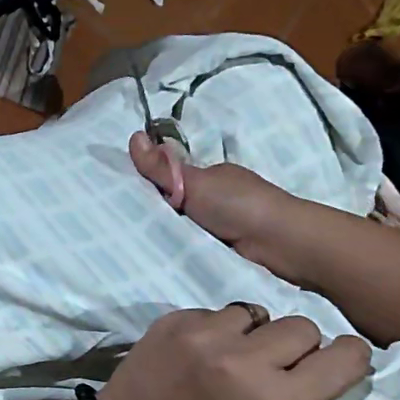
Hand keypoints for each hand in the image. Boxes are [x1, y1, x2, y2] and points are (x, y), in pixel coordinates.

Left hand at [98, 304, 369, 399]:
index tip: (340, 358)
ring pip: (261, 312)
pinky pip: (221, 311)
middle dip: (297, 345)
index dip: (348, 356)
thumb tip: (331, 359)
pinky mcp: (180, 317)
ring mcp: (208, 335)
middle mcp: (245, 363)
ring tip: (232, 353)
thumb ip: (300, 397)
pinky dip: (219, 328)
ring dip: (256, 332)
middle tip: (275, 362)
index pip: (342, 358)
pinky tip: (202, 349)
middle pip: (304, 326)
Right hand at [128, 131, 322, 281]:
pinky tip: (161, 262)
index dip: (148, 189)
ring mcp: (222, 227)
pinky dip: (182, 254)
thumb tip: (133, 137)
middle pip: (175, 207)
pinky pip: (195, 251)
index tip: (120, 200)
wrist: (278, 242)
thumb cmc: (238, 205)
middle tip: (123, 229)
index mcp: (210, 178)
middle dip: (155, 217)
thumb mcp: (196, 183)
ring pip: (183, 232)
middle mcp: (215, 200)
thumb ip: (163, 168)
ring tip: (135, 249)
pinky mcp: (224, 252)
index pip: (170, 180)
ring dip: (168, 238)